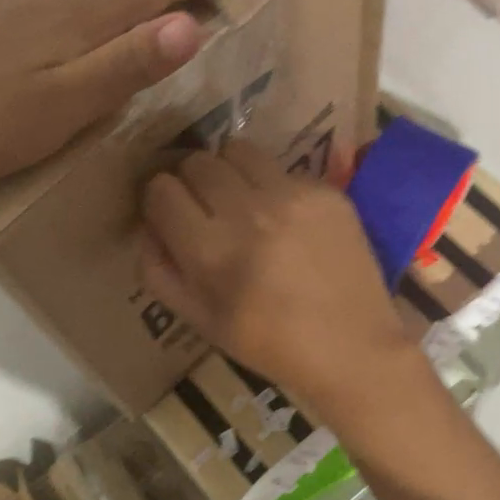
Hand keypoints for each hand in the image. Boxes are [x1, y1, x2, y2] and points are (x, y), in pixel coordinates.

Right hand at [140, 141, 419, 408]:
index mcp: (210, 251)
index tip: (171, 216)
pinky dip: (274, 188)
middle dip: (191, 182)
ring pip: (237, 150)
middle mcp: (247, 212)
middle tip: (206, 209)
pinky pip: (282, 169)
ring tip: (241, 201)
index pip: (161, 190)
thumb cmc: (270, 345)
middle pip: (196, 162)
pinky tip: (287, 221)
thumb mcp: (202, 322)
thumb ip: (161, 272)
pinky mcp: (326, 191)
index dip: (160, 202)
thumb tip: (147, 227)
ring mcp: (290, 196)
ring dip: (229, 171)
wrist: (351, 348)